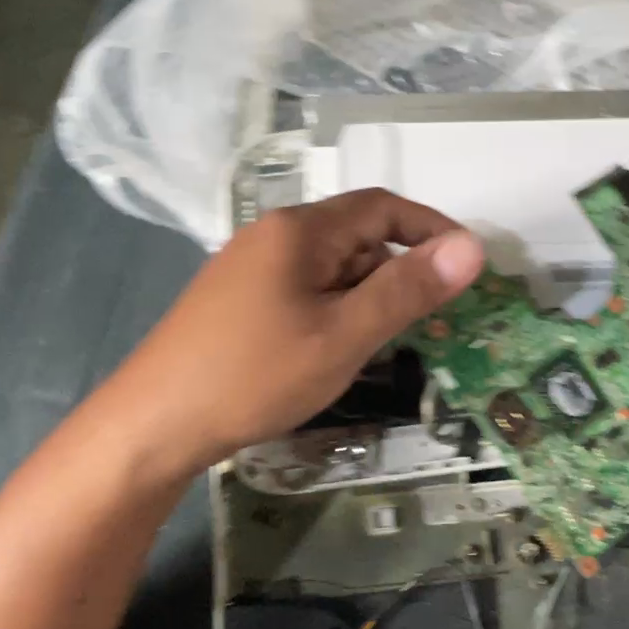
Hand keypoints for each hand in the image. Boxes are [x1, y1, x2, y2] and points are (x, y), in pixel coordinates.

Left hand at [100, 189, 483, 473]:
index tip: (467, 264)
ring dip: (363, 298)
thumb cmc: (256, 376)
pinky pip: (302, 292)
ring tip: (378, 348)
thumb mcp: (343, 336)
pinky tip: (331, 353)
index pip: (381, 206)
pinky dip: (332, 313)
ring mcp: (249, 268)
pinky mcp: (235, 301)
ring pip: (328, 270)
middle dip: (397, 273)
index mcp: (299, 230)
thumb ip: (406, 291)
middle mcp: (272, 235)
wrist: (156, 422)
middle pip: (355, 238)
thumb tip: (471, 247)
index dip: (431, 228)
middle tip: (426, 325)